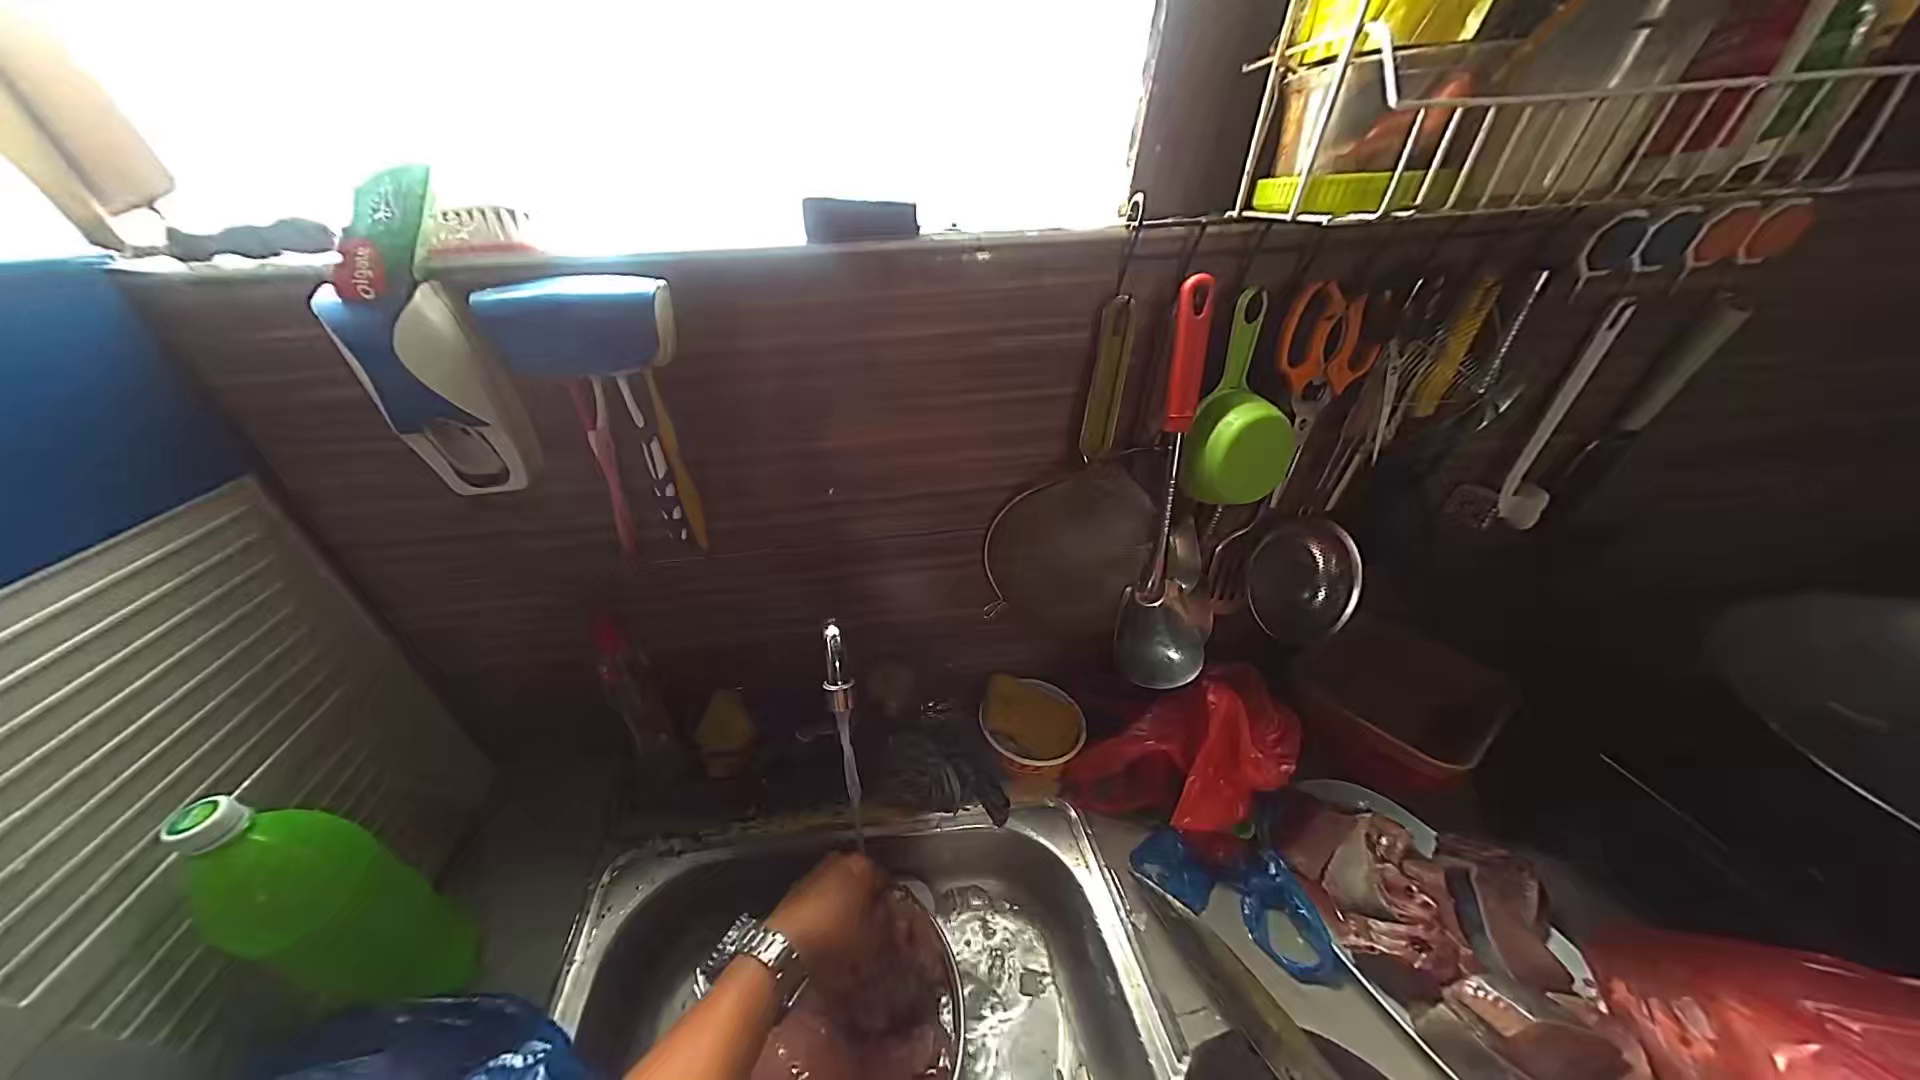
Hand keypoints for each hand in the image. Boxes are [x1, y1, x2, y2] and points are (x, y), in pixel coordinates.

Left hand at [766, 851, 884, 968]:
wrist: (785, 948)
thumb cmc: (832, 939)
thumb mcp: (872, 938)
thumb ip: (886, 924)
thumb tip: (887, 920)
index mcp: (863, 866)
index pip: (885, 879)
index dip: (888, 902)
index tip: (888, 920)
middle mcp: (839, 862)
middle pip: (861, 880)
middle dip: (865, 901)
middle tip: (869, 927)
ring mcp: (815, 874)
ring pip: (839, 888)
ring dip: (845, 906)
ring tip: (847, 935)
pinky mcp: (796, 890)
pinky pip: (820, 898)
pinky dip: (826, 912)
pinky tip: (826, 935)